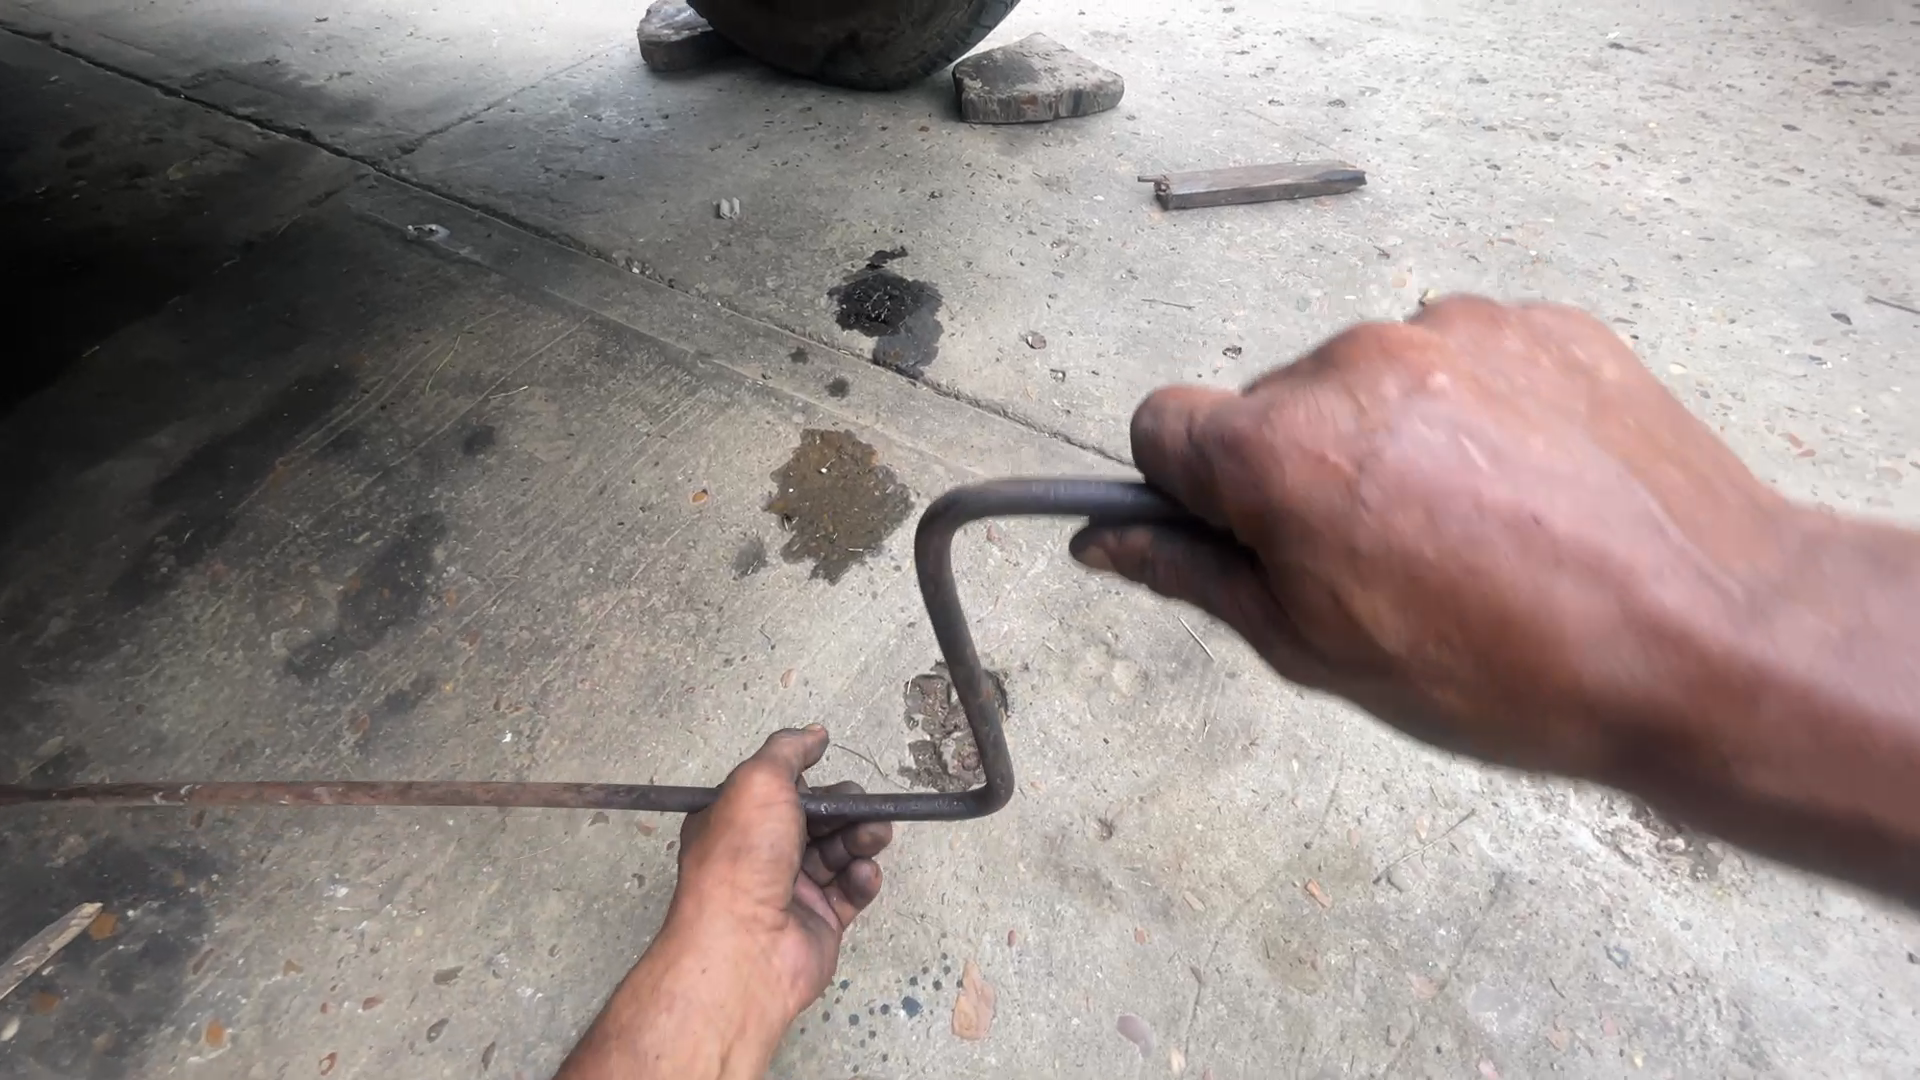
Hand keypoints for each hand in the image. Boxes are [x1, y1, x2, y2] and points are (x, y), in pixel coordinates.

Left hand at [668, 725, 891, 1024]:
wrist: (746, 947)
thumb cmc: (744, 857)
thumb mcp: (758, 781)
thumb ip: (788, 749)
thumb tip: (815, 733)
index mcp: (740, 820)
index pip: (780, 788)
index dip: (807, 777)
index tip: (825, 764)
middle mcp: (764, 853)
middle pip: (820, 817)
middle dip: (847, 806)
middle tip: (860, 808)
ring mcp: (794, 889)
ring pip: (841, 849)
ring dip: (863, 836)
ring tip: (874, 836)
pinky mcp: (822, 920)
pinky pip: (851, 890)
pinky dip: (863, 877)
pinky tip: (863, 873)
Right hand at [1073, 295, 1794, 779]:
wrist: (1715, 641)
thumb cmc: (1482, 668)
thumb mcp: (1305, 644)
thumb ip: (1186, 574)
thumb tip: (1096, 543)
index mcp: (1275, 449)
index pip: (1157, 421)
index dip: (1177, 480)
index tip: (1230, 525)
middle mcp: (1344, 362)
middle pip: (1257, 407)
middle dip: (1279, 469)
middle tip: (1356, 546)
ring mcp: (1443, 327)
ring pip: (1345, 381)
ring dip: (1361, 437)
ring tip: (1446, 513)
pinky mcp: (1527, 315)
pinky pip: (1435, 355)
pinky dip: (1441, 407)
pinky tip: (1504, 472)